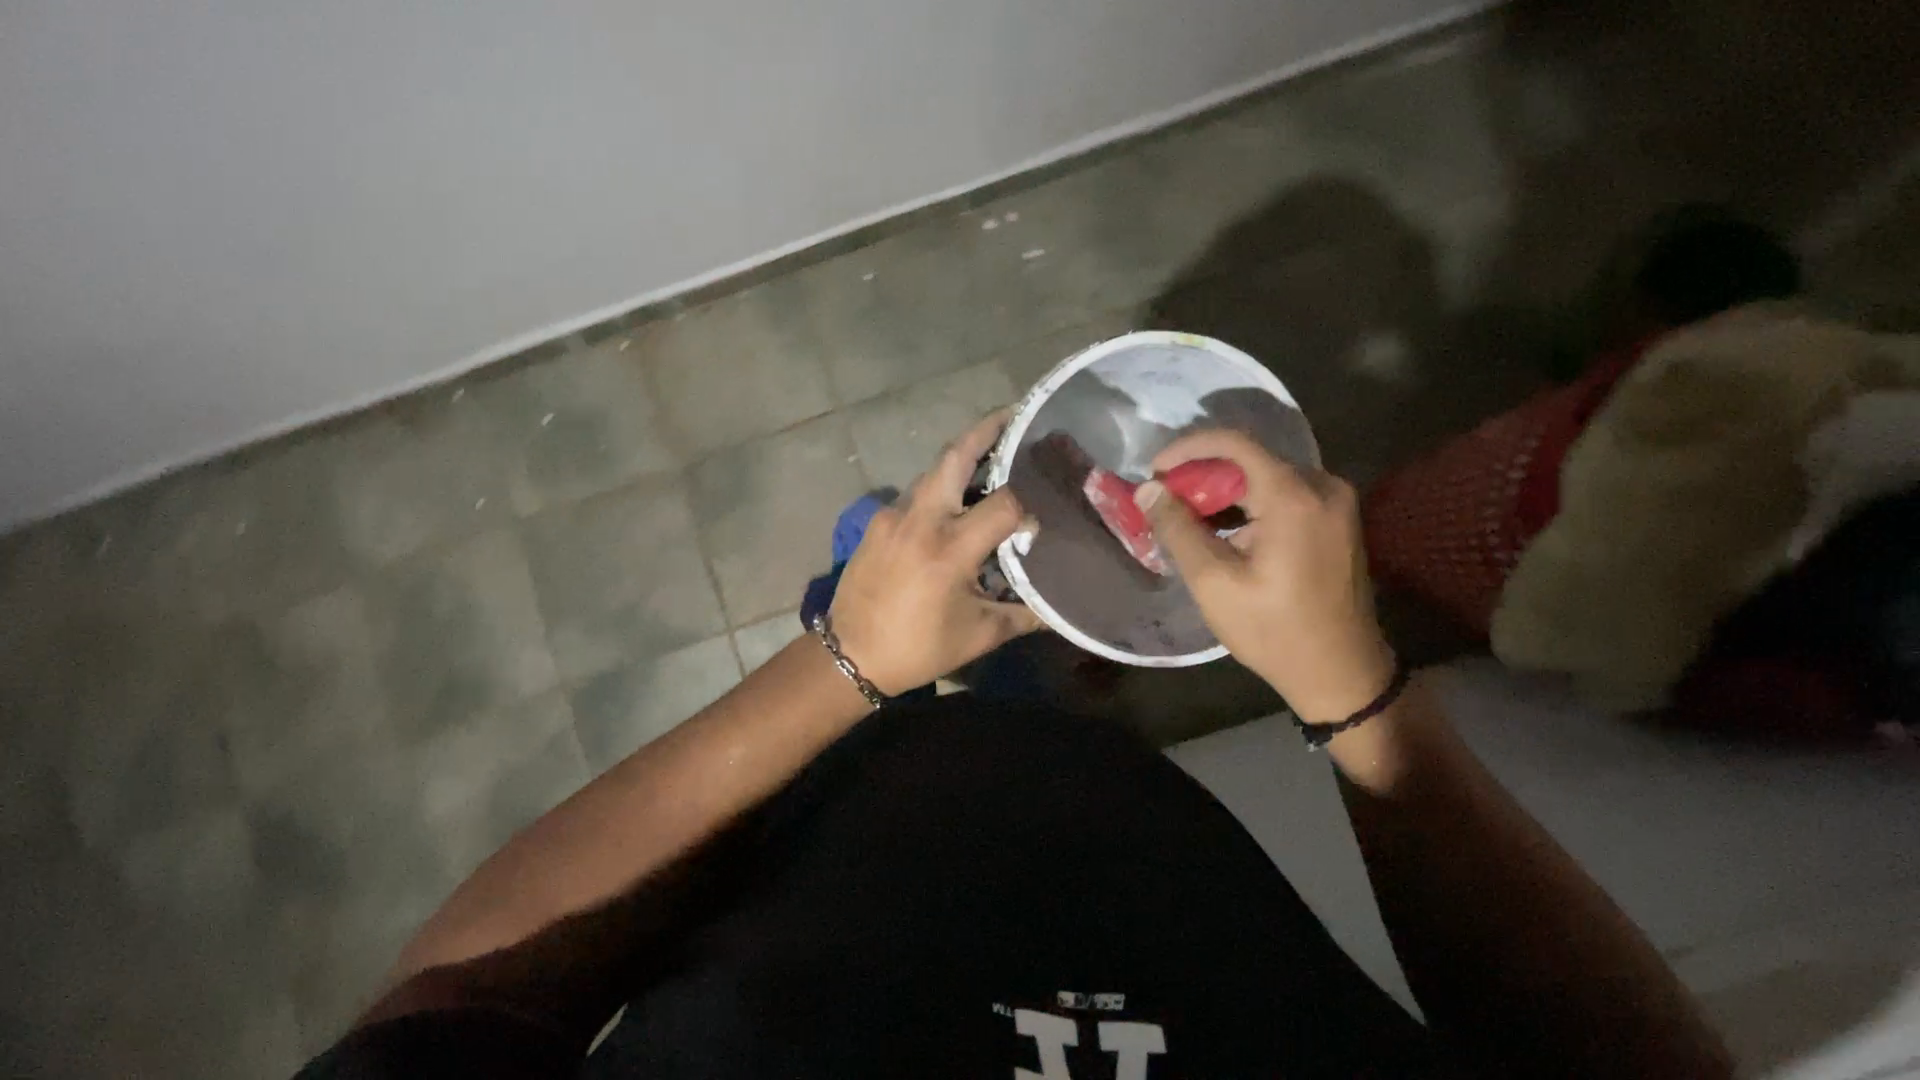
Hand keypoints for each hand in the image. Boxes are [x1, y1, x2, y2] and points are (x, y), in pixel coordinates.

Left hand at [828, 409, 1043, 694]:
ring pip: (933, 472)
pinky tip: (956, 501)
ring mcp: (893, 516)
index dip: (1032, 504)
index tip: (1046, 513)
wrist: (849, 655)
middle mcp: (920, 519)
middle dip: (986, 430)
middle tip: (1015, 418)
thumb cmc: (918, 648)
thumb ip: (1026, 615)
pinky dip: (940, 488)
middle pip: (955, 455)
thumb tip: (1062, 607)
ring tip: (993, 457)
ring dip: (962, 460)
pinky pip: (915, 494)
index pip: (1005, 503)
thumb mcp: (980, 635)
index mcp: (949, 548)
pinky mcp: (877, 523)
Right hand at [1136, 429, 1394, 720]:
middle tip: (1166, 501)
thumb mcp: (1214, 582)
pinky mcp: (1339, 520)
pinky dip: (1252, 504)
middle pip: (1252, 459)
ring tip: (1189, 519)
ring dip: (1226, 492)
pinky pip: (1287, 494)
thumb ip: (1178, 528)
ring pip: (1268, 477)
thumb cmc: (1273, 630)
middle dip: (1203, 474)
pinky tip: (1226, 532)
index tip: (1155, 471)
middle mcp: (1322, 486)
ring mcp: (1336, 502)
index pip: (1234, 443)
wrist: (1340, 672)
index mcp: (1294, 496)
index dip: (1188, 449)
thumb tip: (1148, 489)